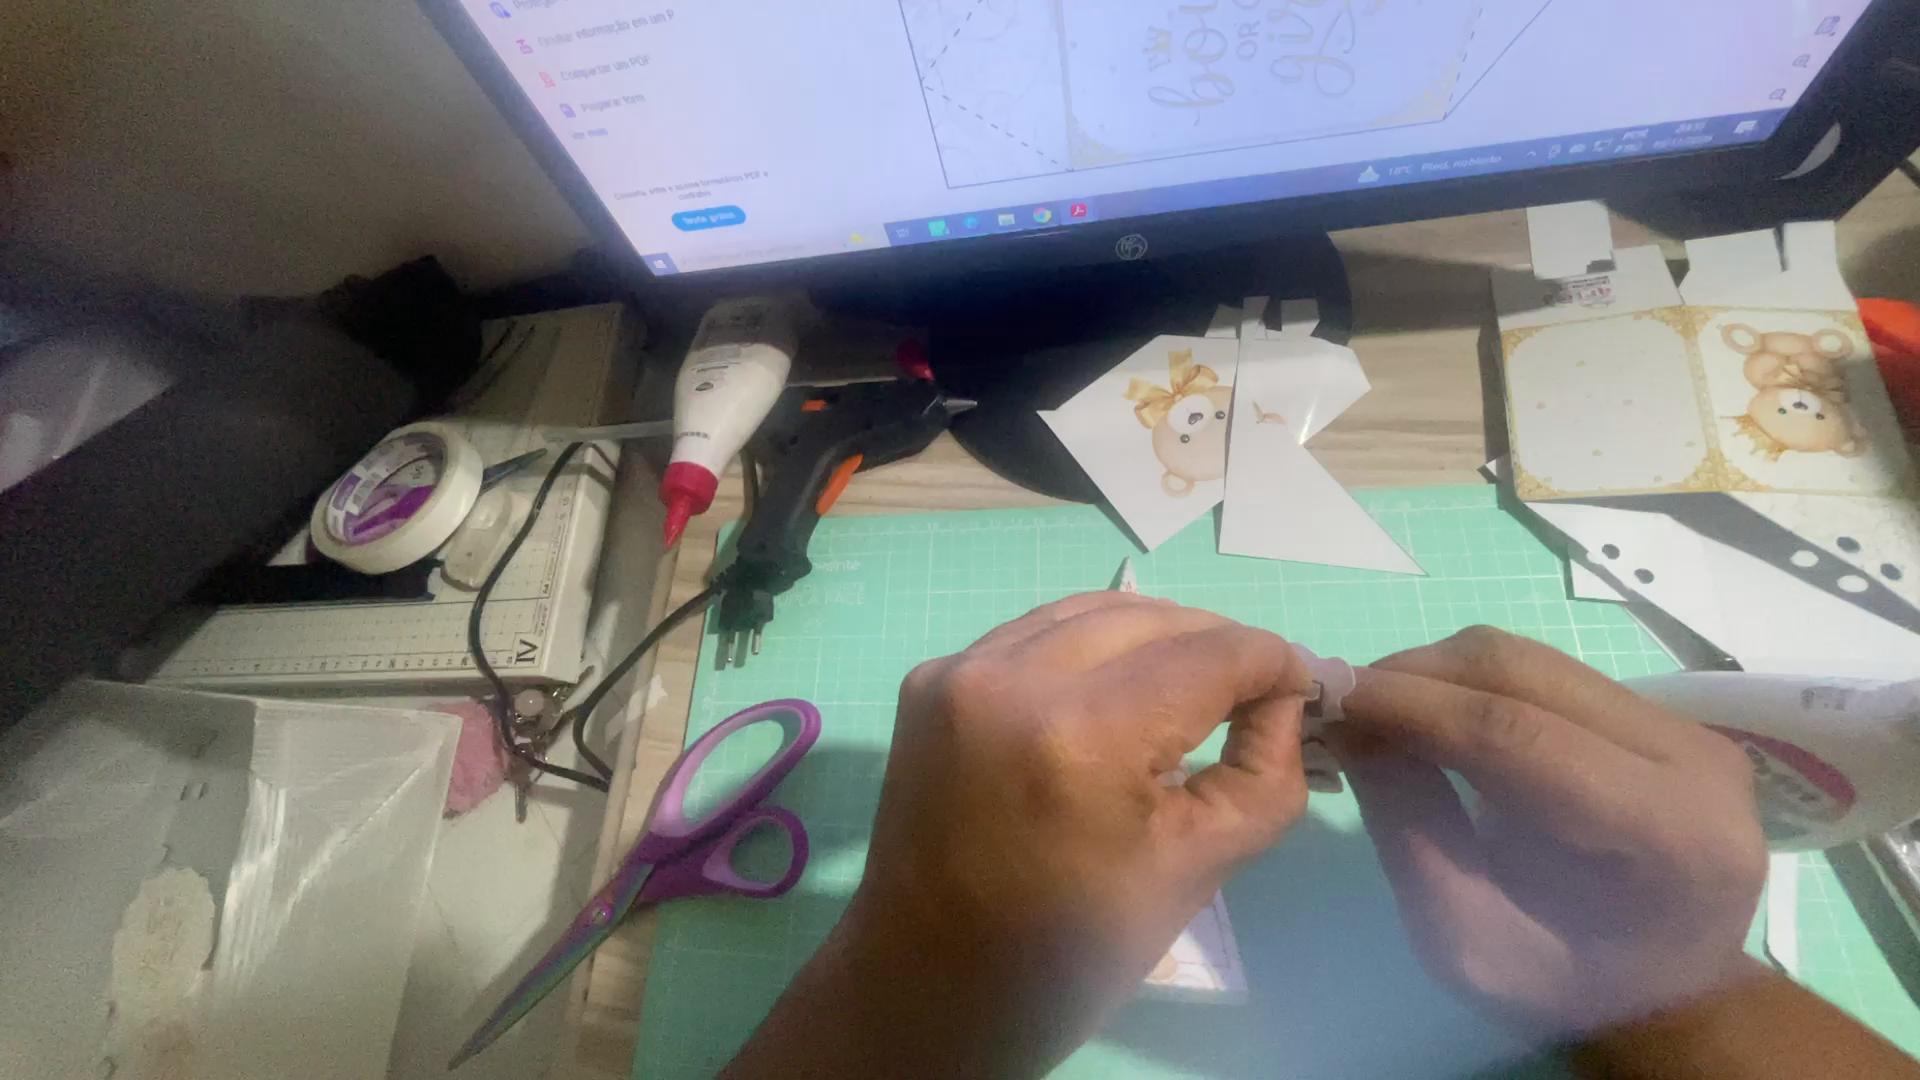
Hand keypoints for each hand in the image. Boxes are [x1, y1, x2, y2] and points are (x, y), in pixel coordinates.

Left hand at [723, 592, 1314, 1078]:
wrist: (929, 973)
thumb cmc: (1069, 947)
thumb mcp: (1195, 868)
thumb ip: (1262, 771)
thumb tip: (1282, 697)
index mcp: (1079, 738)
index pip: (1204, 657)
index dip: (1268, 659)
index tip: (1298, 679)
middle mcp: (1008, 681)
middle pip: (1146, 618)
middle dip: (1213, 640)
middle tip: (1250, 681)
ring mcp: (957, 671)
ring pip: (1084, 610)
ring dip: (1149, 631)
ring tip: (1187, 672)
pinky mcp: (929, 676)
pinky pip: (1031, 633)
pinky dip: (1084, 644)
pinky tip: (1109, 679)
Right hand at [1329, 627, 1767, 1036]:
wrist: (1657, 989)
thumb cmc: (1557, 980)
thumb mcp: (1458, 937)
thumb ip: (1406, 827)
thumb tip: (1349, 725)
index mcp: (1663, 834)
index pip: (1513, 732)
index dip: (1408, 705)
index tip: (1328, 700)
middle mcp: (1688, 759)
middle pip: (1515, 670)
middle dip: (1409, 676)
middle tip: (1342, 705)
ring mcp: (1675, 723)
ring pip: (1517, 655)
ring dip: (1427, 670)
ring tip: (1378, 710)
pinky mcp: (1648, 709)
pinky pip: (1529, 665)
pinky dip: (1455, 676)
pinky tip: (1424, 711)